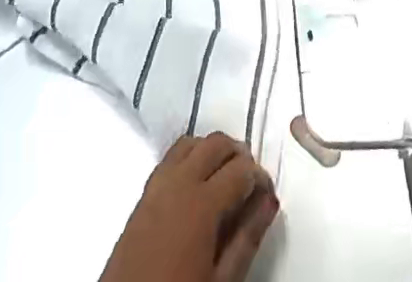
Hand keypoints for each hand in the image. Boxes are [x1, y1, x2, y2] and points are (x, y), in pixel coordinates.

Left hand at [100, 132, 278, 281]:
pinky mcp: (143, 192)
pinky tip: (197, 181)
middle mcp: (178, 182)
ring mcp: (157, 183)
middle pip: (215, 143)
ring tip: (225, 178)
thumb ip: (248, 237)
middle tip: (250, 181)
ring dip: (212, 150)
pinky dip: (190, 155)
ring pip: (191, 142)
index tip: (267, 194)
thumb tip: (268, 202)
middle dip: (238, 154)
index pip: (241, 169)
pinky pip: (170, 156)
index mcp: (201, 203)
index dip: (260, 176)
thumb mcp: (222, 279)